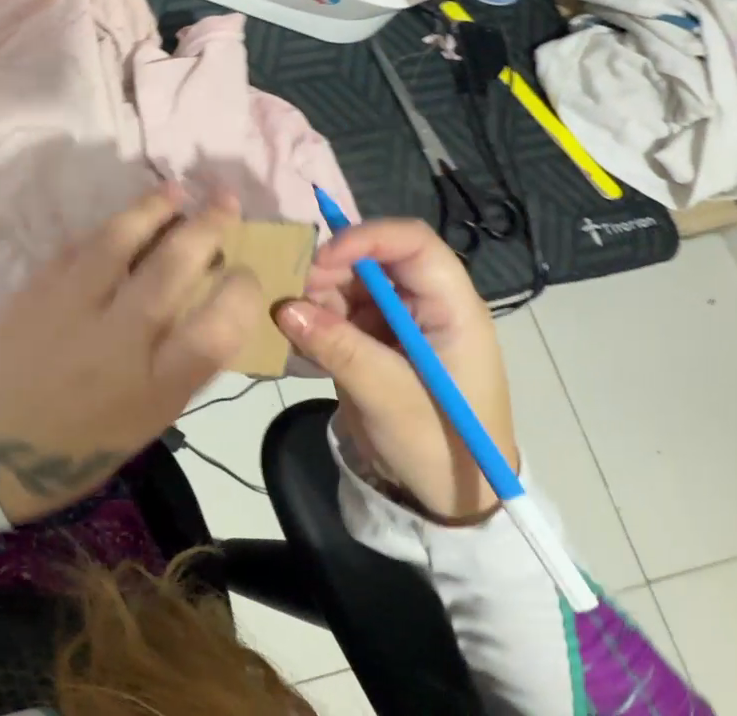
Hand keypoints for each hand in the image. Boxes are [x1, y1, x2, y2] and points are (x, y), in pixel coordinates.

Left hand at [0, 189, 264, 524]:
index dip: (241, 291)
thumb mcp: (141, 425)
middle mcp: (118, 341)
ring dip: (152, 209)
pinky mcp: (34, 290)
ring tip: (174, 191)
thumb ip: (175, 370)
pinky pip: (76, 247)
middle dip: (207, 228)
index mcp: (154, 389)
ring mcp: (71, 308)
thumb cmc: (70, 450)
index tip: (244, 271)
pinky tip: (120, 222)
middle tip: (223, 203)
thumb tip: (202, 312)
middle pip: (173, 268)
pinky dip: (104, 229)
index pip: (218, 327)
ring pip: (119, 241)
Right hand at [273, 219, 516, 522]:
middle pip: (374, 260)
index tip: (320, 260)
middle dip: (329, 270)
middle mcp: (425, 305)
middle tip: (292, 297)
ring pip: (349, 285)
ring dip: (316, 297)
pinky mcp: (375, 344)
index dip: (366, 238)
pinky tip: (299, 344)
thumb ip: (339, 348)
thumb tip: (284, 307)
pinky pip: (338, 314)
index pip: (413, 243)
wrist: (451, 498)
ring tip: (292, 326)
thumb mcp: (389, 397)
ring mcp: (398, 324)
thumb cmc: (441, 442)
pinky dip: (314, 321)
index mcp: (452, 308)